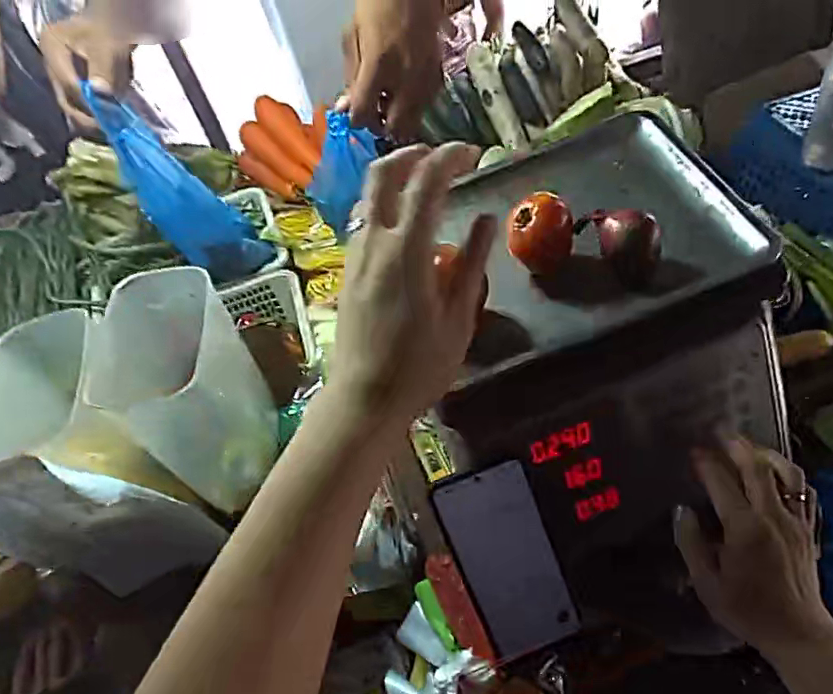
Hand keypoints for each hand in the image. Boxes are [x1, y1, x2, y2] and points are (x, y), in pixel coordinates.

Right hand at [39, 14, 137, 132]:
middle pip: (65, 101)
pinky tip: (108, 125)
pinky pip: (80, 111)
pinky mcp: (70, 90)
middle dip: (87, 118)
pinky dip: (94, 119)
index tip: (109, 114)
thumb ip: (103, 69)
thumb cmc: (108, 34)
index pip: (68, 83)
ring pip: (72, 110)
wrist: (112, 32)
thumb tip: (99, 91)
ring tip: (110, 129)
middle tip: (108, 128)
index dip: (89, 102)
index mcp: (51, 48)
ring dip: (91, 123)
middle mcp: (50, 66)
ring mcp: (59, 80)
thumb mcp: (106, 47)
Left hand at [324, 143, 492, 422]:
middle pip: (383, 174)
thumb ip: (471, 265)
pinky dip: (386, 212)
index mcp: (407, 250)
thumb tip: (485, 221)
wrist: (364, 399)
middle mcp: (373, 243)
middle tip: (441, 161)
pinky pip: (365, 226)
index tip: (473, 154)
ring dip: (396, 183)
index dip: (451, 158)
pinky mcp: (346, 276)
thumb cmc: (419, 368)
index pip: (427, 181)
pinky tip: (405, 237)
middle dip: (413, 156)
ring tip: (425, 195)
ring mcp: (354, 258)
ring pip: (368, 199)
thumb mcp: (458, 320)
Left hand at [343, 0, 446, 140]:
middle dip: (381, 126)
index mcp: (379, 65)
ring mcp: (424, 82)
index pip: (363, 113)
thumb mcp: (353, 34)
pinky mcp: (437, 80)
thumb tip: (346, 108)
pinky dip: (411, 108)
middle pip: (393, 128)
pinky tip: (404, 92)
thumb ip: (351, 76)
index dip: (357, 119)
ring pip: (411, 124)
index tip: (355, 114)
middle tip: (374, 113)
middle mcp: (405, 80)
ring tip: (389, 103)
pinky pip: (423, 109)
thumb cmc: (377, 4)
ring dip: (398, 120)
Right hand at [676, 437, 832, 653]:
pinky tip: (781, 477)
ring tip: (750, 448)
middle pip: (758, 469)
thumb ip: (692, 544)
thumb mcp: (707, 583)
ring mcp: (796, 521)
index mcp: (745, 528)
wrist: (797, 630)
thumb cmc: (746, 610)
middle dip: (738, 448)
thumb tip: (683, 511)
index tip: (694, 452)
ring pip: (786, 475)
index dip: (707, 465)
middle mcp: (774, 516)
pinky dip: (790, 478)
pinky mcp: (808, 530)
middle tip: (721, 434)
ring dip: (767, 456)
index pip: (723, 485)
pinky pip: (804, 493)